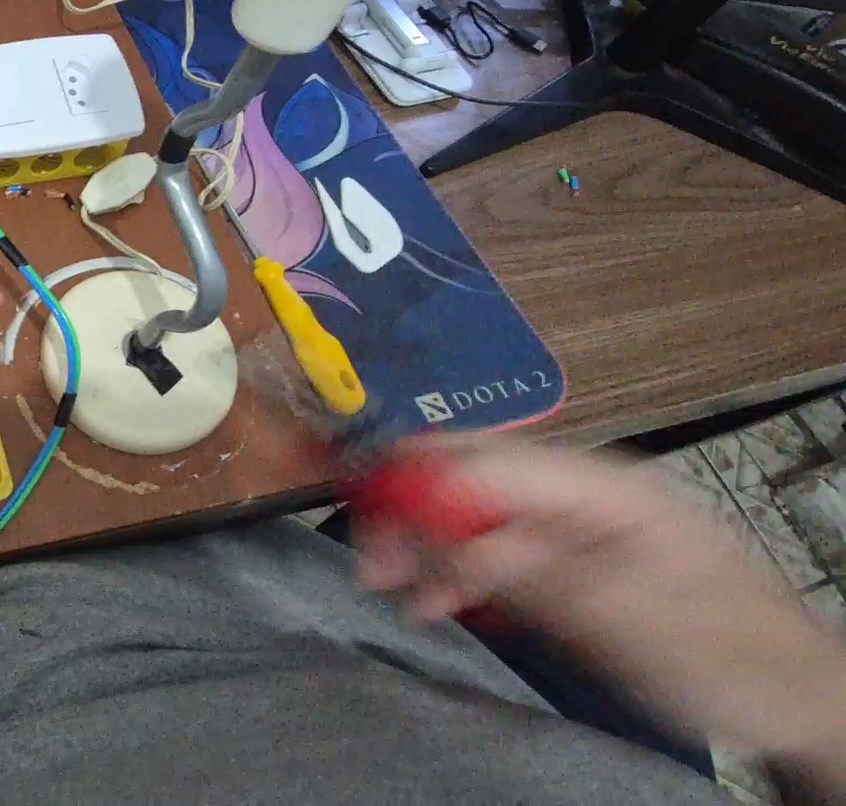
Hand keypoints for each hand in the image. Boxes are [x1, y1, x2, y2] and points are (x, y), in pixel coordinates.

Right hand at [355, 436, 845, 760]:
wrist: (804, 707)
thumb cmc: (739, 666)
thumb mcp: (638, 627)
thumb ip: (539, 577)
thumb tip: (449, 544)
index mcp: (608, 489)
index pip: (488, 460)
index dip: (417, 478)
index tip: (366, 513)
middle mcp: (577, 490)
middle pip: (465, 475)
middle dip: (406, 511)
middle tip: (370, 560)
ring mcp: (564, 519)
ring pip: (463, 512)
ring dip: (420, 547)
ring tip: (388, 586)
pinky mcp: (554, 551)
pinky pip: (482, 547)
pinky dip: (448, 570)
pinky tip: (427, 599)